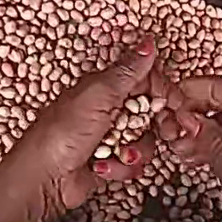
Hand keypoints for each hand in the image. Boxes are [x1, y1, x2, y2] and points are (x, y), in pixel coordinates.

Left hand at [0, 36, 157, 221]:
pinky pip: (133, 164)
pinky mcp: (111, 162)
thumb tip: (148, 43)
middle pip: (152, 115)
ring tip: (118, 155)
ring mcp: (111, 138)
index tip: (176, 106)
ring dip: (134, 152)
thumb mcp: (99, 96)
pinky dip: (121, 169)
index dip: (165, 94)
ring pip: (146, 142)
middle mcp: (110, 111)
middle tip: (161, 134)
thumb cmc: (62, 134)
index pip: (148, 83)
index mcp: (106, 88)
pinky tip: (102, 168)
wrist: (44, 178)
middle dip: (156, 128)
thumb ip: (128, 72)